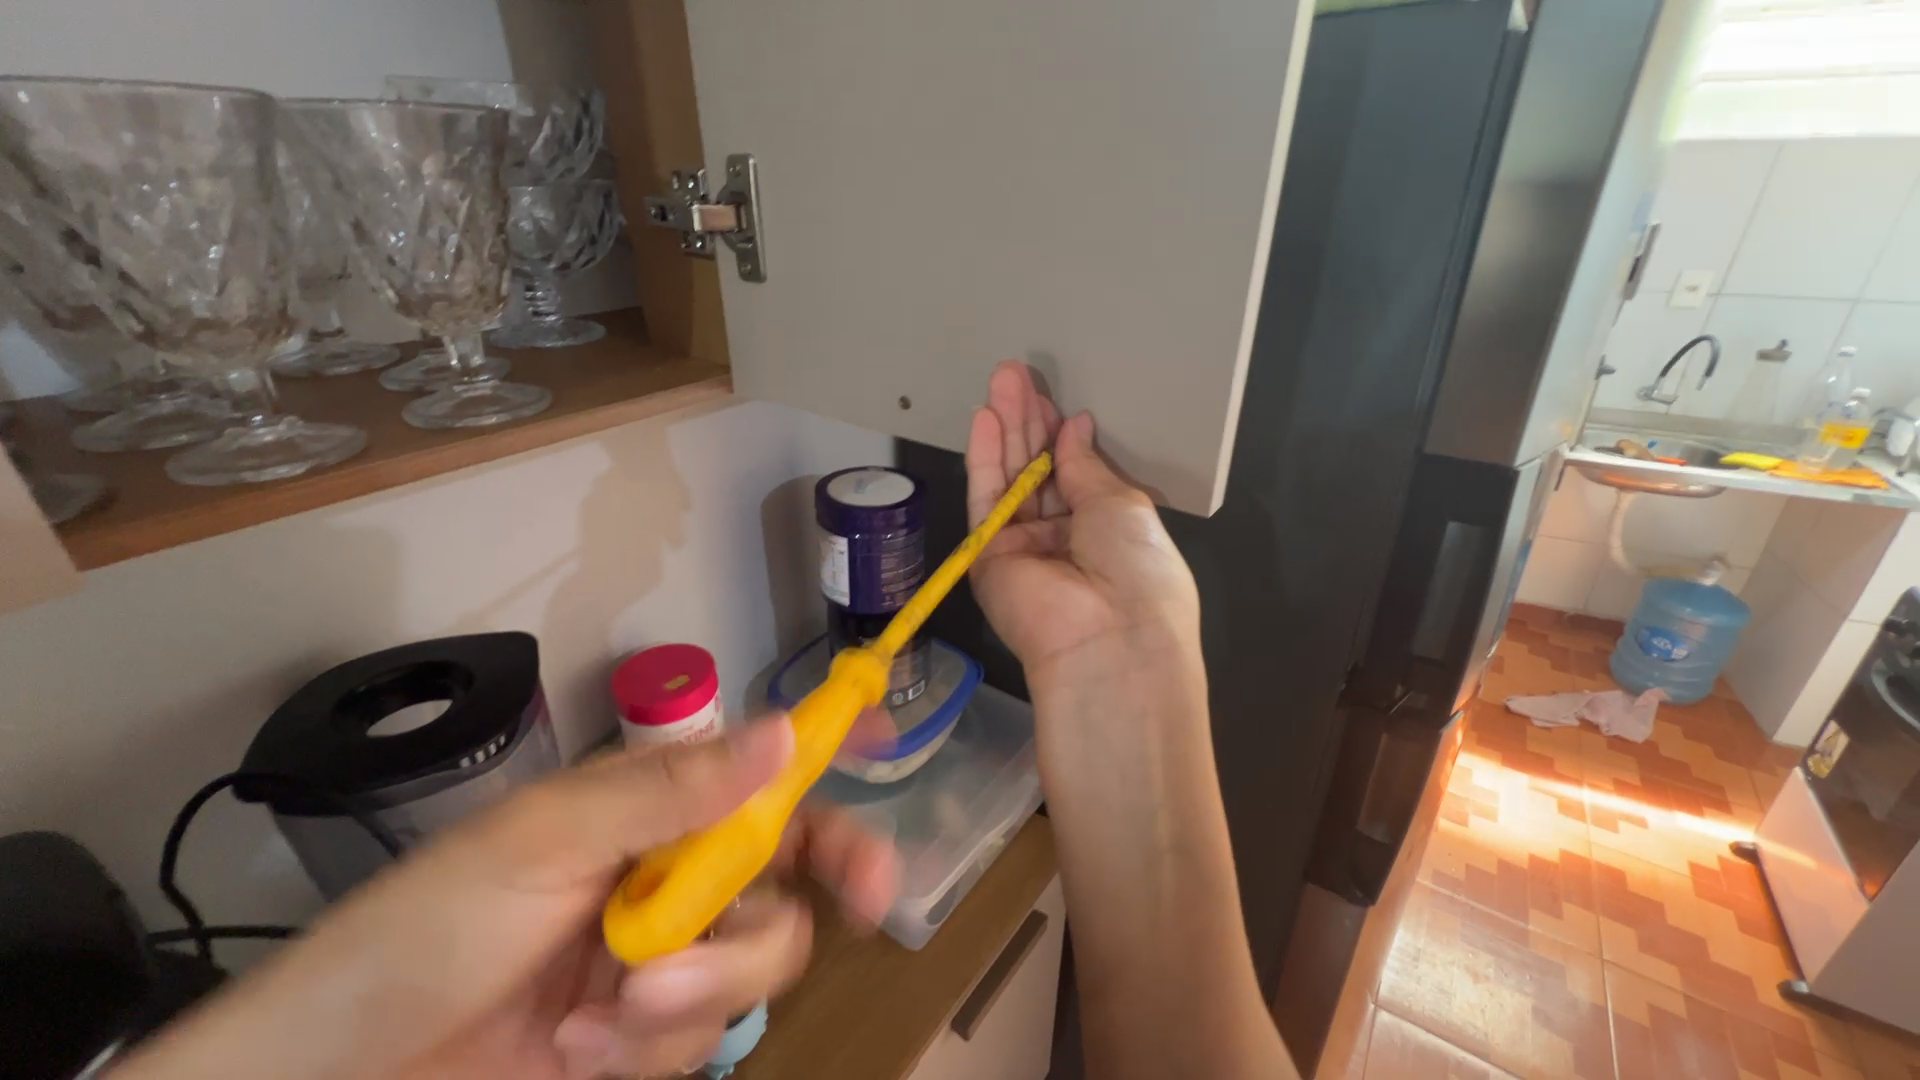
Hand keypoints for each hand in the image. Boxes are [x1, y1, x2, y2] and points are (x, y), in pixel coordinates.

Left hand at [116, 719, 894, 1079]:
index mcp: (655, 805)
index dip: (829, 752)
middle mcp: (677, 871)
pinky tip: (575, 1048)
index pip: (761, 769)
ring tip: (609, 1013)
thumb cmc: (426, 927)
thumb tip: (788, 730)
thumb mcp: (545, 840)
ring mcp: (670, 954)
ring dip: (697, 988)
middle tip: (860, 903)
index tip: (891, 744)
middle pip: (792, 875)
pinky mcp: (651, 1035)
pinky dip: (649, 1047)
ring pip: (759, 960)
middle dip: (788, 906)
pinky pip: (704, 1034)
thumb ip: (671, 790)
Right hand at [965, 361, 1200, 686]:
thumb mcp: (1123, 506)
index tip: (1054, 398)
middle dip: (1029, 420)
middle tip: (1016, 373)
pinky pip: (985, 500)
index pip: (1075, 471)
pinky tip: (985, 419)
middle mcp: (1062, 535)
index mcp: (1105, 528)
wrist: (1107, 640)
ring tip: (1000, 380)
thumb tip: (1076, 428)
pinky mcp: (987, 555)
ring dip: (1005, 428)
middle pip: (1039, 469)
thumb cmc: (1136, 570)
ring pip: (1009, 478)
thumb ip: (1088, 466)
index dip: (1063, 433)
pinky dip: (985, 459)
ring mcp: (1022, 545)